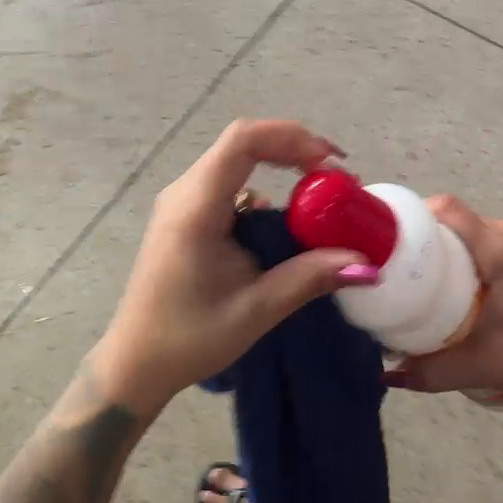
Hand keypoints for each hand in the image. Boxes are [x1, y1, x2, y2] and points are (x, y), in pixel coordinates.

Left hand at [86, 120, 380, 411]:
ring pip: (238, 157)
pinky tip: (290, 209)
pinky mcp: (186, 212)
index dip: (291, 138)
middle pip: (244, 142)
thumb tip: (367, 265)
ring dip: (282, 161)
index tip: (330, 161)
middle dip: (296, 147)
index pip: (243, 141)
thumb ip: (310, 278)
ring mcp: (182, 200)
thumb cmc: (188, 338)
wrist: (134, 364)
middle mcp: (185, 192)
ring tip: (322, 188)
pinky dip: (267, 180)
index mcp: (195, 208)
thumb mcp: (256, 310)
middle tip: (337, 176)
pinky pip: (231, 178)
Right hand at [385, 196, 502, 399]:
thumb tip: (387, 372)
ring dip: (451, 245)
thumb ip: (430, 371)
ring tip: (428, 276)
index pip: (451, 210)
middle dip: (428, 237)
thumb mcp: (478, 366)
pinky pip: (492, 237)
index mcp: (501, 251)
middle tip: (405, 267)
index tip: (394, 239)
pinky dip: (471, 250)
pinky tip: (462, 280)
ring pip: (475, 227)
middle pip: (459, 219)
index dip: (418, 216)